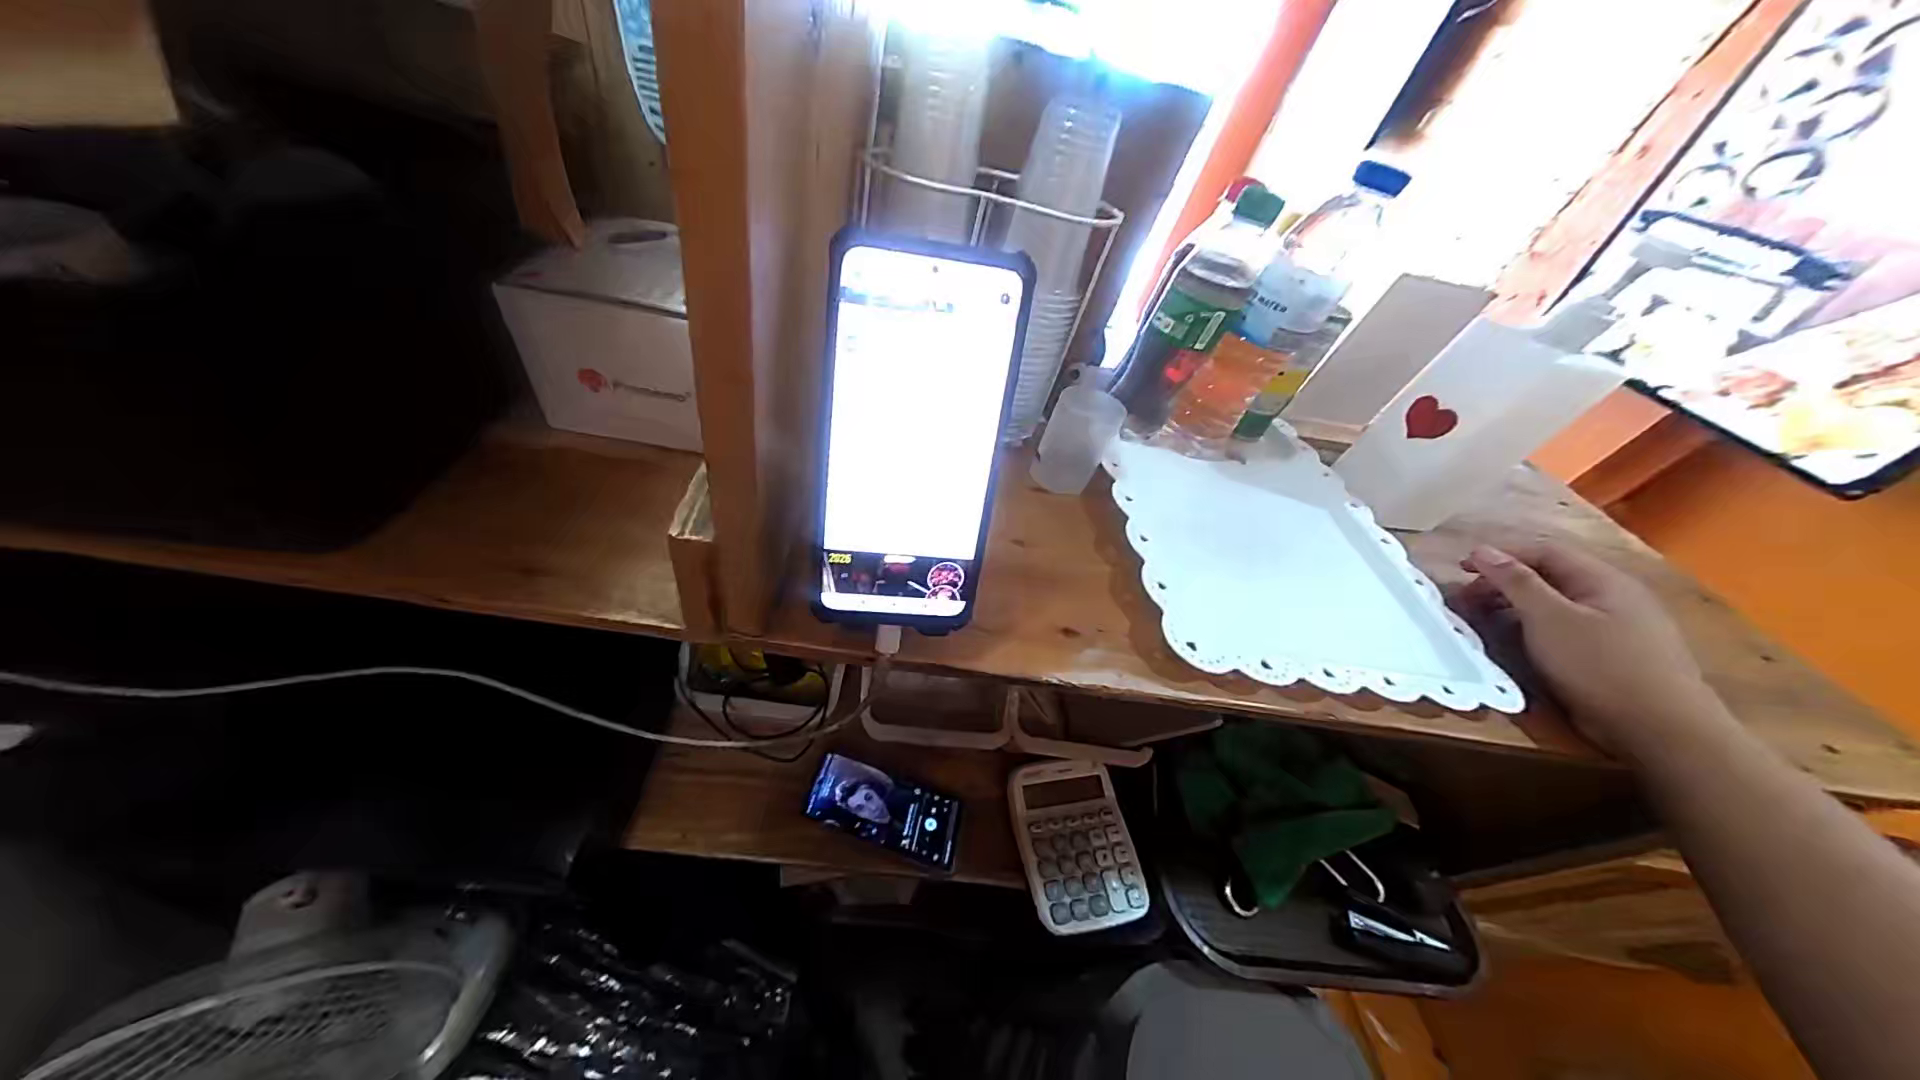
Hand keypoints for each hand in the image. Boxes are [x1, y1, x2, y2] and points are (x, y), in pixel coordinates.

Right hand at [1454, 542, 1725, 760]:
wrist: (1661, 729)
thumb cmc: (1600, 665)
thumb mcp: (1548, 618)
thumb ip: (1515, 581)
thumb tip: (1483, 550)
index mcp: (1603, 579)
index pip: (1544, 551)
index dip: (1499, 555)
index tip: (1460, 569)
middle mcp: (1614, 596)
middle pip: (1550, 576)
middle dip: (1503, 582)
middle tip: (1466, 601)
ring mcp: (1618, 626)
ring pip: (1556, 603)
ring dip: (1515, 606)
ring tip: (1484, 621)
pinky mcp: (1613, 654)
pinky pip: (1565, 627)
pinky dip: (1533, 627)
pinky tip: (1519, 642)